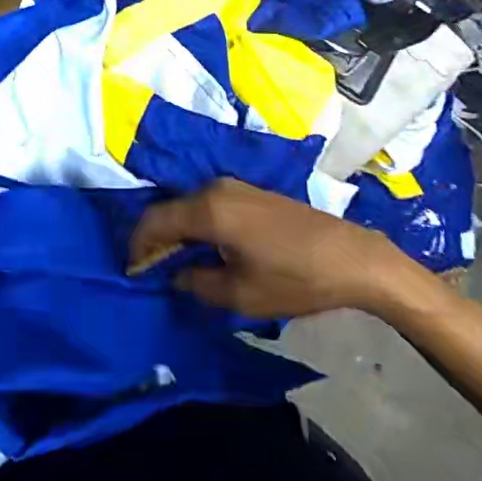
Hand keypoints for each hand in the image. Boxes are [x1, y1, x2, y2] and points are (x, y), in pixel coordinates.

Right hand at [128, 178, 427, 319]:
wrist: (349, 256)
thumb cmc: (293, 278)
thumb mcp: (239, 294)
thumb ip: (196, 282)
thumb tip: (176, 273)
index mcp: (210, 208)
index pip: (155, 220)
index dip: (137, 247)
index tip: (132, 274)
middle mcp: (219, 188)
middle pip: (172, 209)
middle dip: (156, 239)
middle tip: (150, 273)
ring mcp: (240, 186)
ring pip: (192, 205)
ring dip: (179, 232)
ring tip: (175, 265)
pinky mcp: (255, 193)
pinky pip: (212, 205)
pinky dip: (199, 225)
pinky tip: (205, 250)